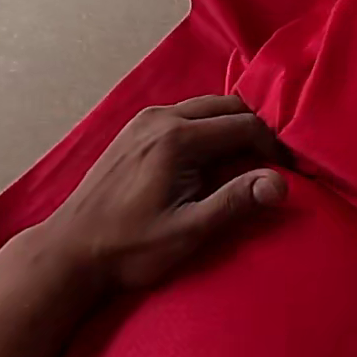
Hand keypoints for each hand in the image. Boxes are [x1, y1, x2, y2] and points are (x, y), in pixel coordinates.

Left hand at [32, 95, 287, 290]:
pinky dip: (209, 125)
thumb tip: (281, 183)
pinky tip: (212, 155)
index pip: (245, 126)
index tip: (286, 171)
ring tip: (246, 160)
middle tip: (271, 162)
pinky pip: (186, 113)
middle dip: (256, 130)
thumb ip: (235, 202)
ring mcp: (145, 119)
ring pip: (207, 106)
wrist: (70, 250)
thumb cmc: (130, 247)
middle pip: (228, 106)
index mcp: (177, 138)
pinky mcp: (136, 127)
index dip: (273, 146)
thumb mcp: (188, 231)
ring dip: (232, 126)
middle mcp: (162, 117)